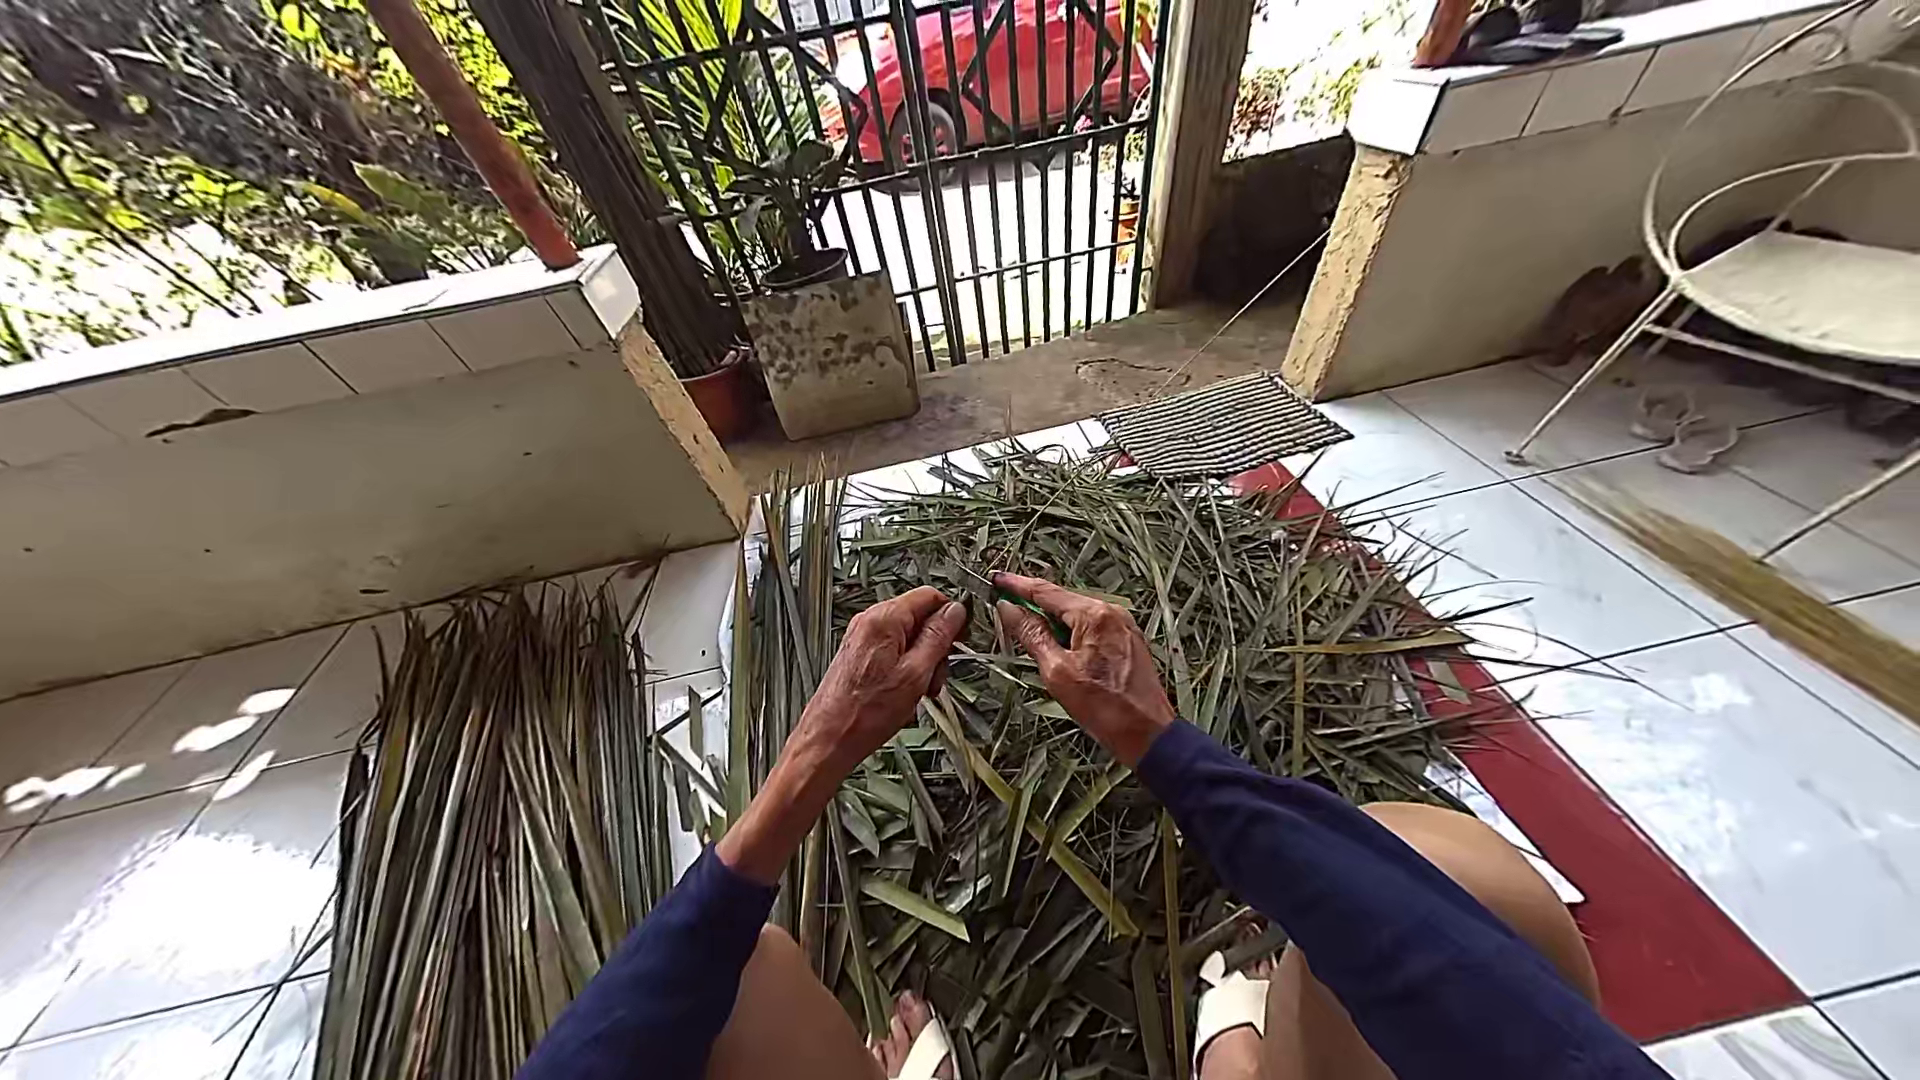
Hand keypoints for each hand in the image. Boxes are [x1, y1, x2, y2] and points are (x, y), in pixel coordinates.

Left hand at [795, 586, 969, 776]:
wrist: (830, 738)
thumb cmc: (864, 712)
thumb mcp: (916, 673)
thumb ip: (939, 637)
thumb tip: (955, 612)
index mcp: (884, 618)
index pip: (930, 595)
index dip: (950, 616)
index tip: (959, 638)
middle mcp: (870, 621)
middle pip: (919, 617)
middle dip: (936, 645)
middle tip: (937, 674)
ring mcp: (863, 637)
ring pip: (908, 636)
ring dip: (923, 660)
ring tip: (920, 688)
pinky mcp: (860, 654)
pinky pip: (894, 650)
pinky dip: (907, 667)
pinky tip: (906, 691)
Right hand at [994, 573, 1174, 766]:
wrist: (1148, 735)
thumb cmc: (1108, 708)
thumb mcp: (1057, 671)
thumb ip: (1032, 635)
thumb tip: (1010, 611)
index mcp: (1094, 615)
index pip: (1046, 591)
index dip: (1017, 585)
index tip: (998, 580)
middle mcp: (1112, 614)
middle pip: (1061, 601)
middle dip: (1033, 605)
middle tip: (1006, 608)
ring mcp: (1122, 626)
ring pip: (1076, 615)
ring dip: (1051, 622)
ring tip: (1030, 636)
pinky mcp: (1126, 641)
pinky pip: (1091, 627)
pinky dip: (1070, 632)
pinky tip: (1058, 647)